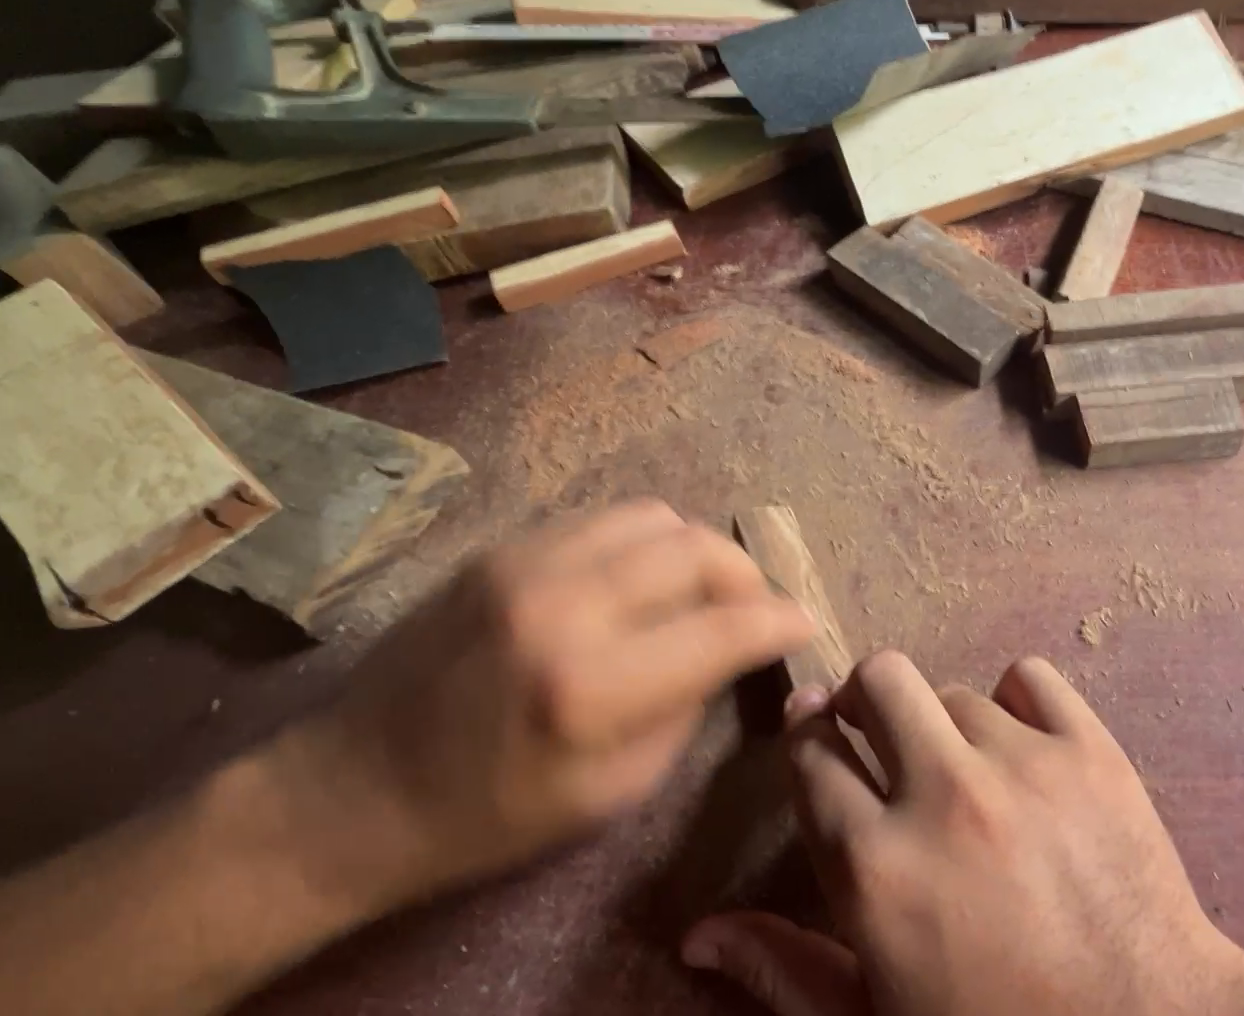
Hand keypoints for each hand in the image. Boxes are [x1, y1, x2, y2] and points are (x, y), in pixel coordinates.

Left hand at [264, 500, 815, 916]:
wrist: (356, 788)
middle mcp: (563, 604)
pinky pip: (604, 520)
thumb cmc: (496, 811)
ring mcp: (524, 562)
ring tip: (698, 590)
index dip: (782, 621)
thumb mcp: (619, 786)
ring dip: (696, 551)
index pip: (727, 627)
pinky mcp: (501, 547)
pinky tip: (639, 581)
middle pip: (697, 548)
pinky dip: (644, 544)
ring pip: (655, 516)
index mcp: (592, 686)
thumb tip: (733, 645)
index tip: (803, 623)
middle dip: (747, 575)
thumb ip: (689, 703)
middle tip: (753, 608)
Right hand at [682, 653, 1243, 1015]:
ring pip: (952, 689)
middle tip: (877, 733)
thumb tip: (699, 934)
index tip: (819, 741)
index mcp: (876, 868)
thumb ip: (786, 971)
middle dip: (863, 698)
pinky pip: (1030, 675)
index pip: (812, 755)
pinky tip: (1020, 743)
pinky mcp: (1090, 750)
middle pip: (876, 679)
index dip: (809, 741)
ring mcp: (1022, 766)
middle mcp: (942, 798)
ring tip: (965, 769)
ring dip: (945, 723)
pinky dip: (1019, 699)